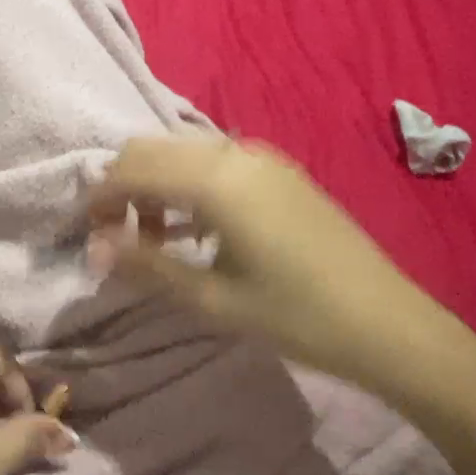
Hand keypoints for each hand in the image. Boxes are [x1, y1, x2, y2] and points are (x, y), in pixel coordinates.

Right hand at [87, 135, 456, 389]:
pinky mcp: (279, 171)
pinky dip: (186, 183)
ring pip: (181, 151)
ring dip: (155, 184)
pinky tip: (195, 230)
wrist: (391, 326)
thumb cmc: (296, 317)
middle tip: (116, 237)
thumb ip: (146, 265)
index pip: (132, 169)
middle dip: (123, 186)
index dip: (99, 198)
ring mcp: (260, 157)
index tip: (85, 233)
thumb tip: (93, 248)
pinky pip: (212, 160)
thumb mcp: (212, 299)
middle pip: (152, 148)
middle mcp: (232, 153)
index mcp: (214, 180)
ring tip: (156, 240)